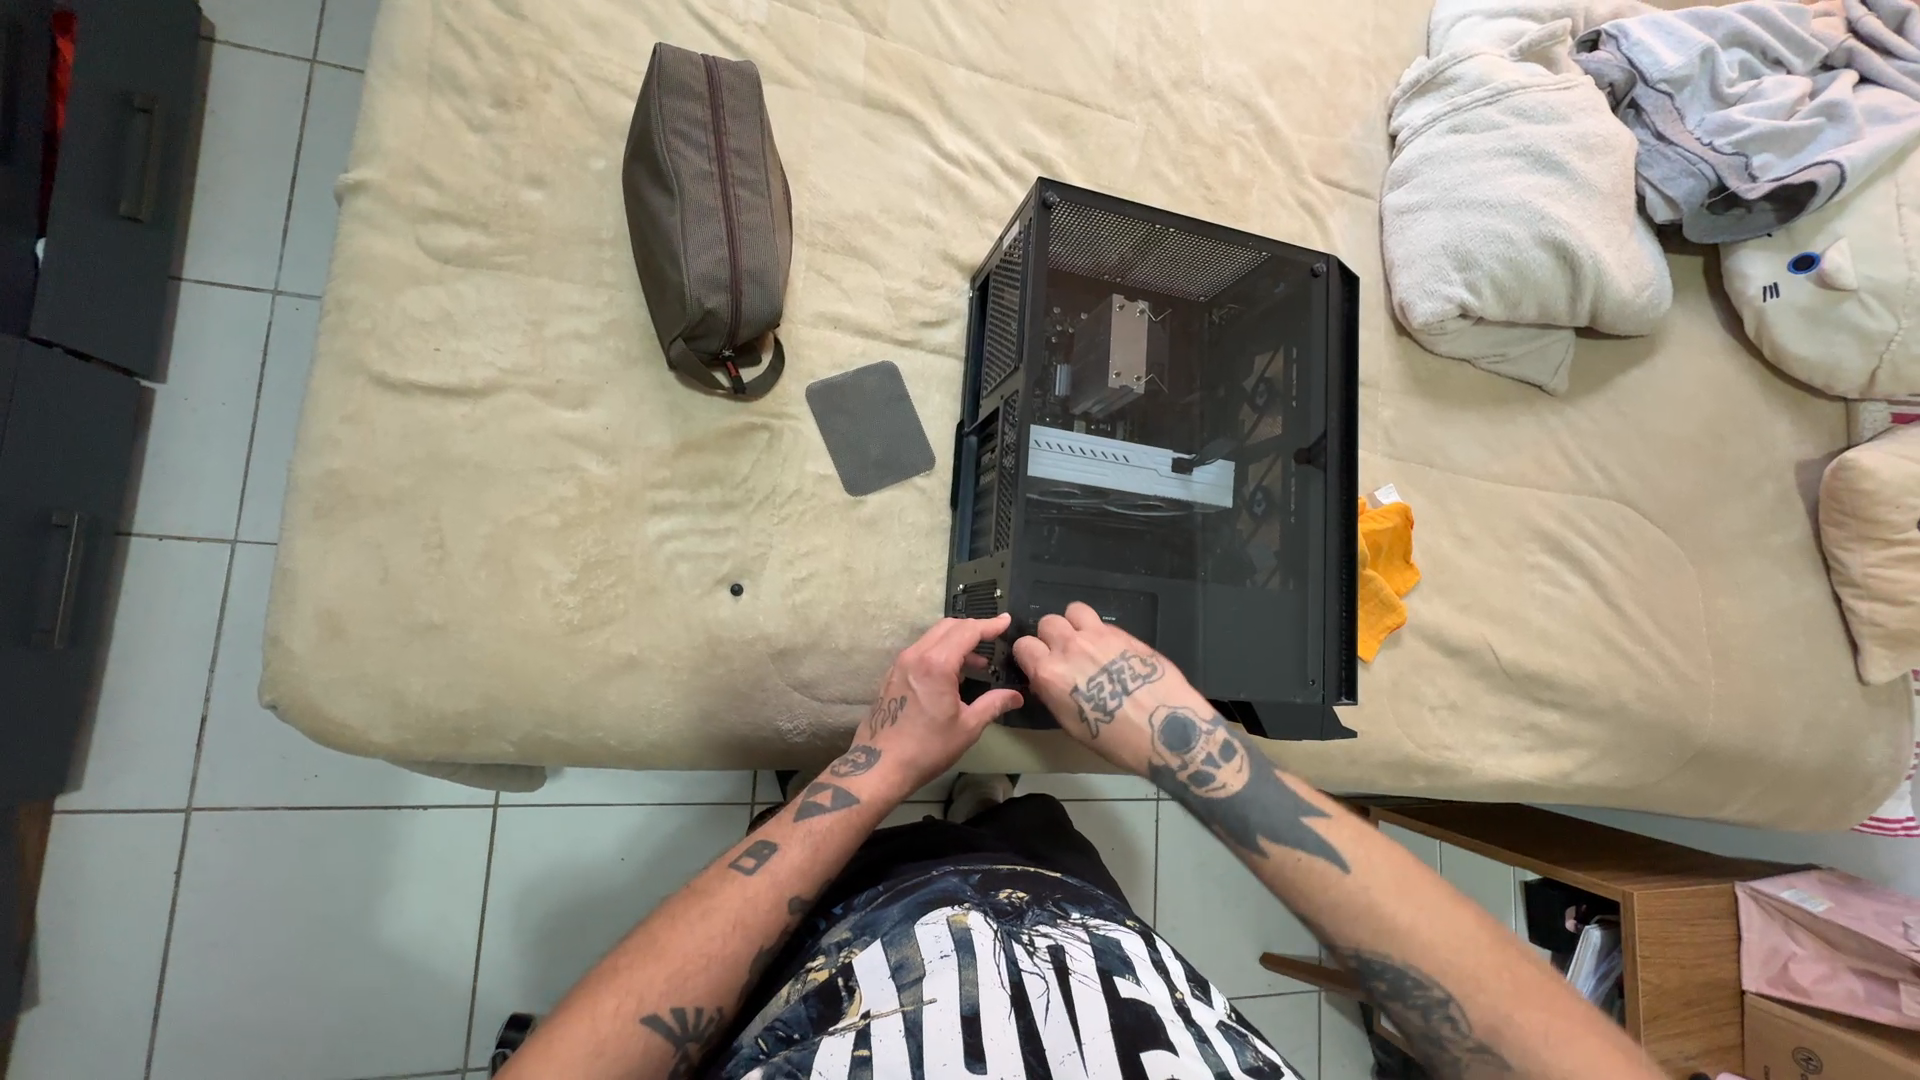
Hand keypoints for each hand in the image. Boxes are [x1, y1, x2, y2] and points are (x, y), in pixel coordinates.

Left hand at [837, 615, 1023, 797]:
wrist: (880, 766)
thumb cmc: (927, 748)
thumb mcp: (967, 727)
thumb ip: (993, 704)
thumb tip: (1016, 696)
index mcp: (936, 664)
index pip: (968, 631)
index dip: (990, 625)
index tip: (1006, 622)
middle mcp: (915, 655)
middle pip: (948, 627)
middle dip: (973, 629)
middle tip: (994, 639)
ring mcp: (900, 663)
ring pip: (932, 638)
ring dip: (956, 642)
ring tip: (977, 663)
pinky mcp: (892, 674)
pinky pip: (920, 651)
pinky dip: (939, 652)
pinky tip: (951, 675)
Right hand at [1011, 602, 1198, 773]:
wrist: (1165, 730)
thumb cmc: (1115, 740)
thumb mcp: (1071, 725)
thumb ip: (1053, 693)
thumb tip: (1048, 681)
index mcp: (1049, 674)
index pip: (1023, 645)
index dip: (1030, 655)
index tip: (1039, 664)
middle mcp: (1069, 648)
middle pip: (1047, 622)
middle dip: (1051, 637)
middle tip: (1065, 655)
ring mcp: (1098, 636)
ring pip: (1074, 610)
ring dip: (1075, 624)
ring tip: (1086, 642)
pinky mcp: (1123, 632)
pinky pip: (1101, 621)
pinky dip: (1100, 631)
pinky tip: (1112, 651)